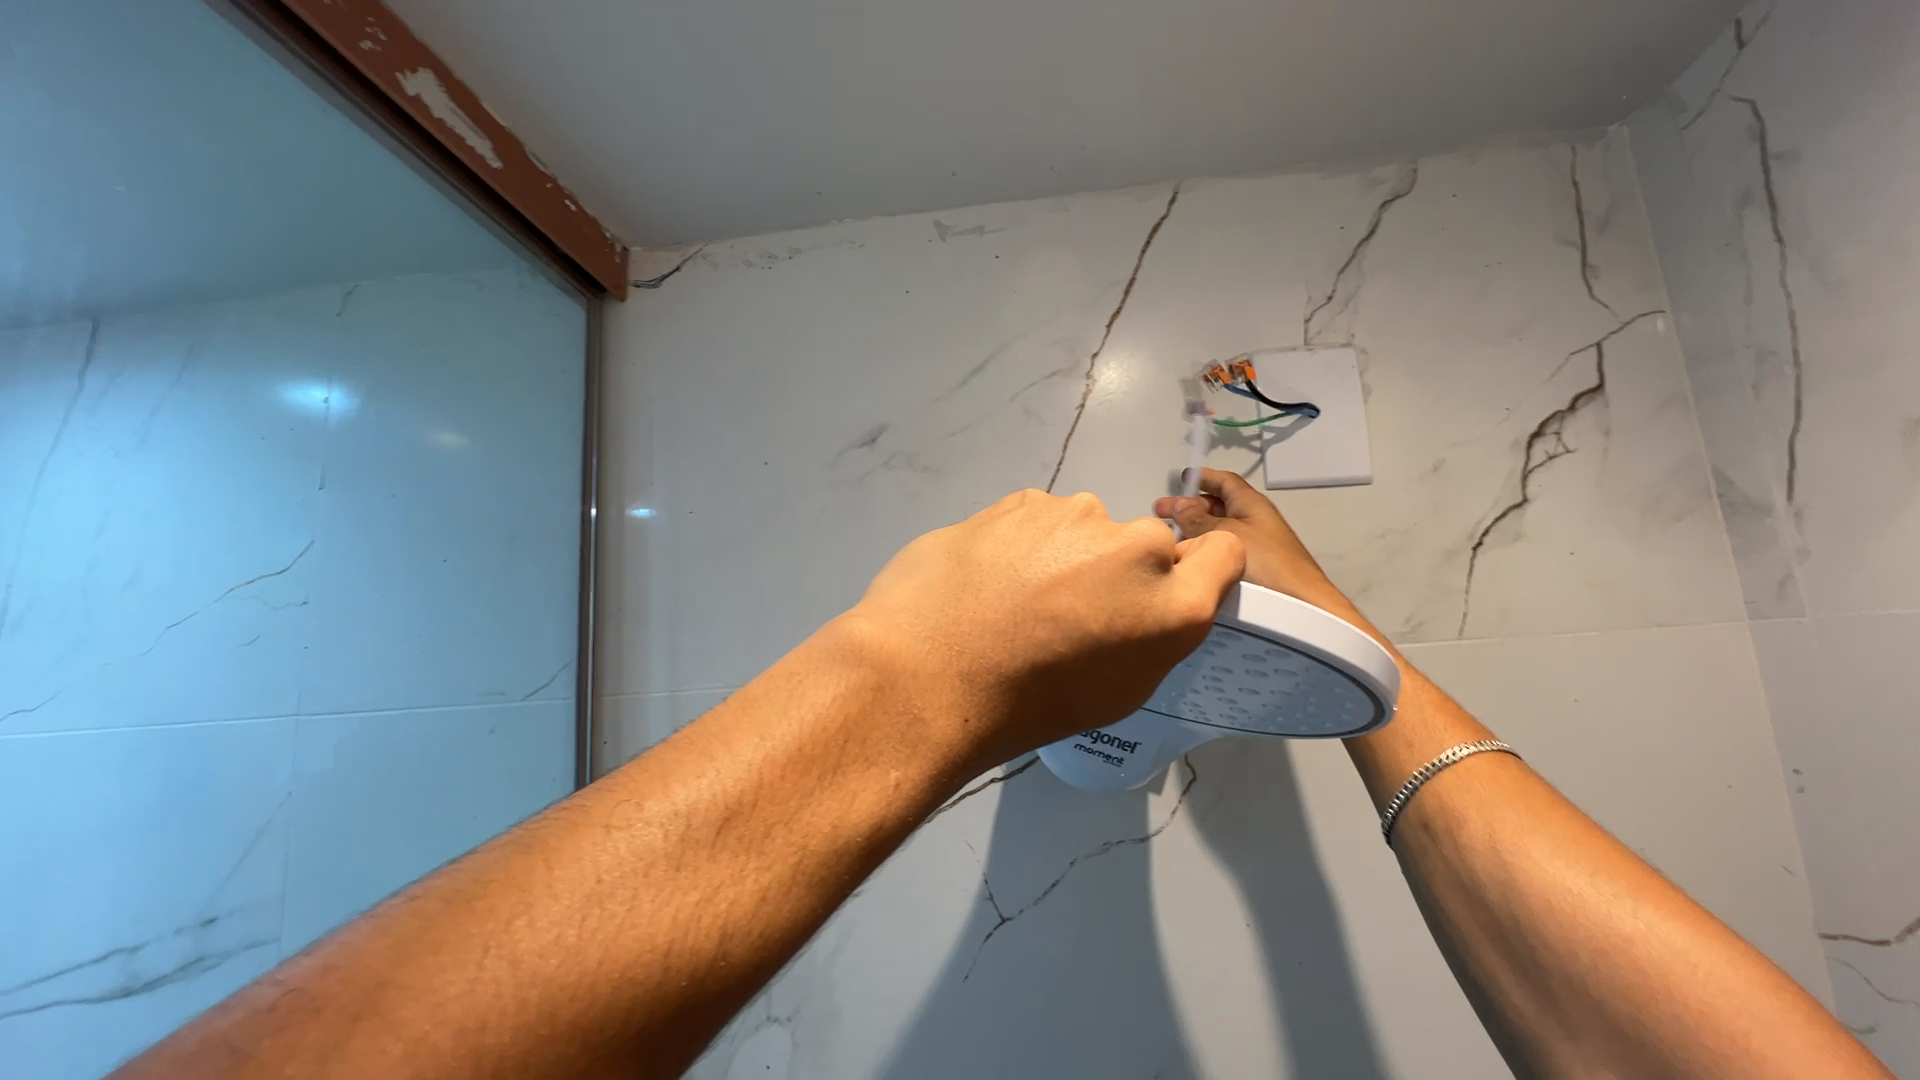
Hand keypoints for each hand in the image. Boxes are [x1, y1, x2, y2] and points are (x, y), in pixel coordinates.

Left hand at [845, 489, 1244, 766]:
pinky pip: (1035, 520)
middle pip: (1145, 544)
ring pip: (1083, 529)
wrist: (926, 676)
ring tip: (1013, 599)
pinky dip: (1021, 543)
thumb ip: (1152, 634)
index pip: (1222, 553)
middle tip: (1068, 612)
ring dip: (1064, 553)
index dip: (1198, 570)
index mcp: (1171, 600)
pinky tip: (985, 579)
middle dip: (1118, 570)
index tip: (1160, 593)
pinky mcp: (1016, 501)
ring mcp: (1071, 515)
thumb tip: (1144, 601)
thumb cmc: (1029, 704)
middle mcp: (1134, 544)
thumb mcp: (1116, 692)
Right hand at [1152, 468, 1345, 609]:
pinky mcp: (1249, 568)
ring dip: (1192, 530)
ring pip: (1216, 530)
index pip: (1224, 481)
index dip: (1203, 477)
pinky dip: (1201, 549)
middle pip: (1217, 505)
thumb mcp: (1225, 534)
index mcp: (1250, 504)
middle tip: (1160, 512)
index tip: (1181, 478)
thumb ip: (1197, 519)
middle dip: (1189, 507)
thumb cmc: (1263, 562)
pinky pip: (1220, 550)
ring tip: (1167, 538)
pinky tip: (1185, 560)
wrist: (1299, 604)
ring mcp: (1252, 545)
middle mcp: (1252, 520)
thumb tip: (1179, 503)